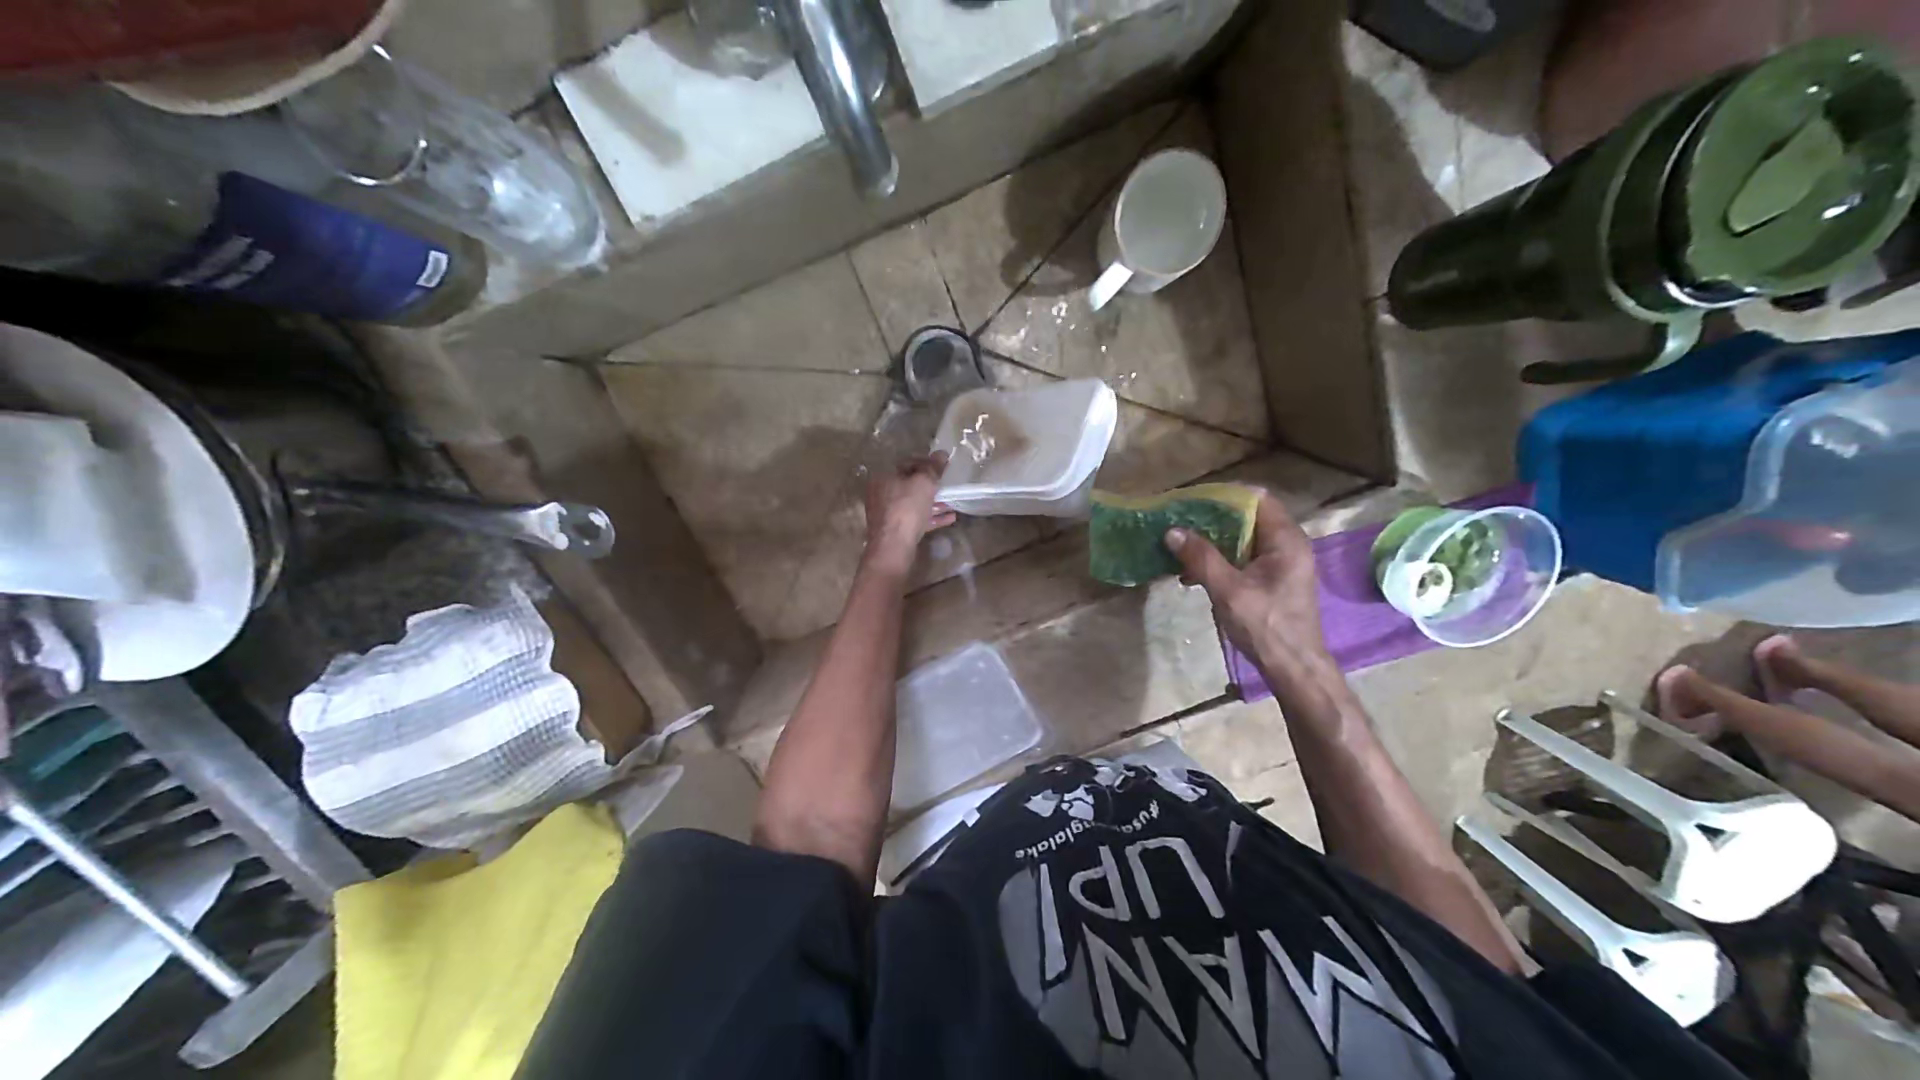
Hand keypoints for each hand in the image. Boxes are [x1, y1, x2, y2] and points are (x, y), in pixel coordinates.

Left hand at [863, 453, 955, 570]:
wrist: (893, 546)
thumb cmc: (907, 508)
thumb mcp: (924, 482)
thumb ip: (933, 467)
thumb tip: (941, 453)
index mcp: (883, 477)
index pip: (907, 463)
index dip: (926, 463)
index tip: (943, 467)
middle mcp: (881, 493)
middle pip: (909, 484)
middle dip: (930, 485)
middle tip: (947, 485)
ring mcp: (886, 513)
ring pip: (913, 503)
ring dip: (932, 502)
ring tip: (952, 502)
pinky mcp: (895, 530)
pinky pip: (915, 519)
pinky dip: (931, 517)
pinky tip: (950, 518)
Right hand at [1165, 490, 1336, 694]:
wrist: (1293, 668)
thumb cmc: (1265, 626)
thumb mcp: (1228, 590)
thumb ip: (1201, 557)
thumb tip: (1172, 530)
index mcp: (1285, 540)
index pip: (1257, 498)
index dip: (1225, 495)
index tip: (1192, 501)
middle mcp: (1288, 545)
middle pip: (1248, 517)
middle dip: (1212, 519)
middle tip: (1180, 523)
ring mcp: (1282, 564)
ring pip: (1243, 539)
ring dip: (1212, 542)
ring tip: (1181, 549)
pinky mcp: (1273, 580)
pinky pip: (1243, 558)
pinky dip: (1220, 560)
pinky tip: (1193, 574)